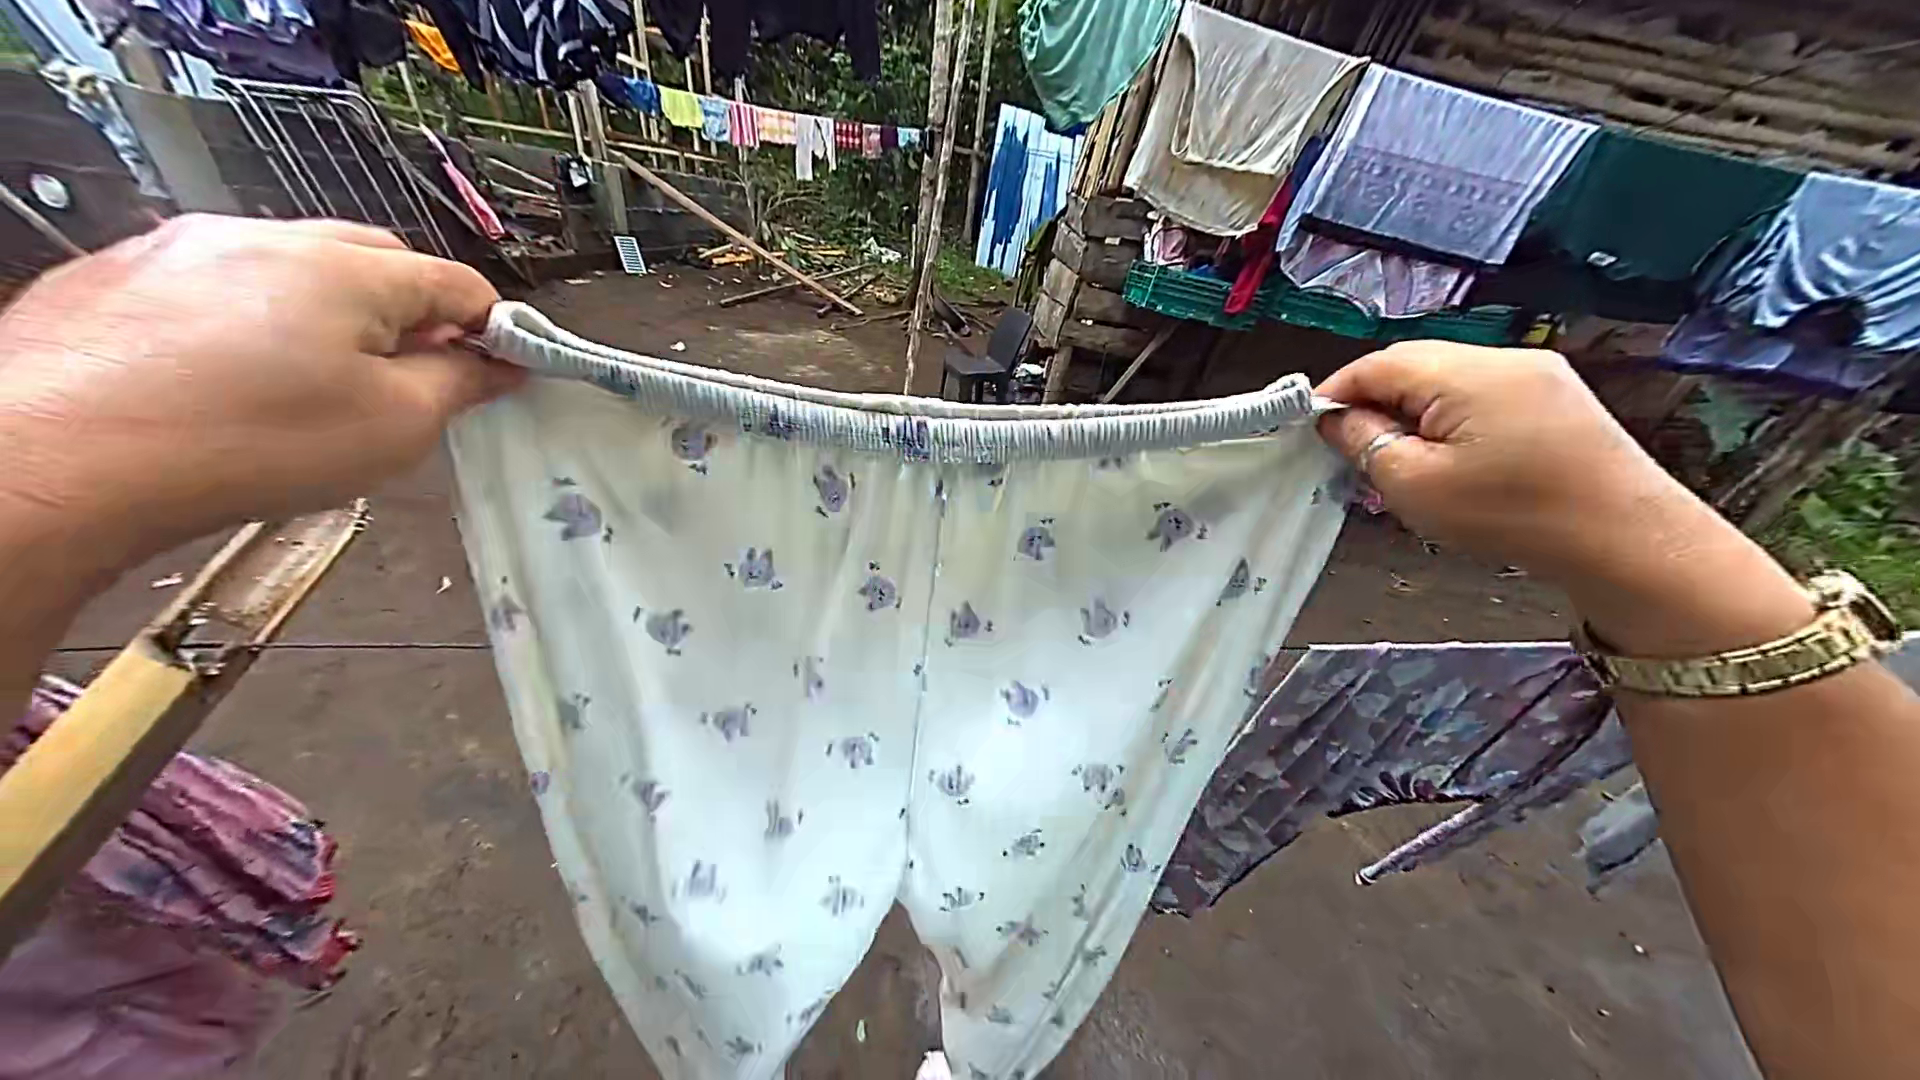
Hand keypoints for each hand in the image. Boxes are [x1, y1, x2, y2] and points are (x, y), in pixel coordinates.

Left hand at [0, 215, 522, 563]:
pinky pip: (236, 282)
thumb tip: (499, 364)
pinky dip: (274, 318)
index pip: (457, 282)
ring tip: (338, 380)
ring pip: (305, 267)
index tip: (504, 371)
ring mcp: (181, 248)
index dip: (495, 326)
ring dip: (348, 313)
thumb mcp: (398, 421)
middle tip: (423, 375)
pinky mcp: (120, 275)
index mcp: (342, 269)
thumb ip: (462, 381)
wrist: (48, 464)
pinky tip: (257, 376)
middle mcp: (262, 237)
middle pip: (382, 261)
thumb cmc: (256, 440)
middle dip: (422, 312)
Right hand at [1314, 341, 1810, 654]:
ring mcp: (1534, 374)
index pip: (1377, 364)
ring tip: (1387, 453)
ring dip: (1402, 408)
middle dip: (1368, 399)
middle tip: (1345, 444)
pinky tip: (1434, 451)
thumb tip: (1335, 418)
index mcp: (1468, 374)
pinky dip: (1438, 415)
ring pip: (1440, 378)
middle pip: (1410, 364)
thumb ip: (1364, 441)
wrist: (1625, 542)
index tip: (1308, 425)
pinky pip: (1473, 392)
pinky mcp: (1550, 396)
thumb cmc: (1509, 513)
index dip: (1335, 391)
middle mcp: (1504, 359)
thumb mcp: (1414, 483)